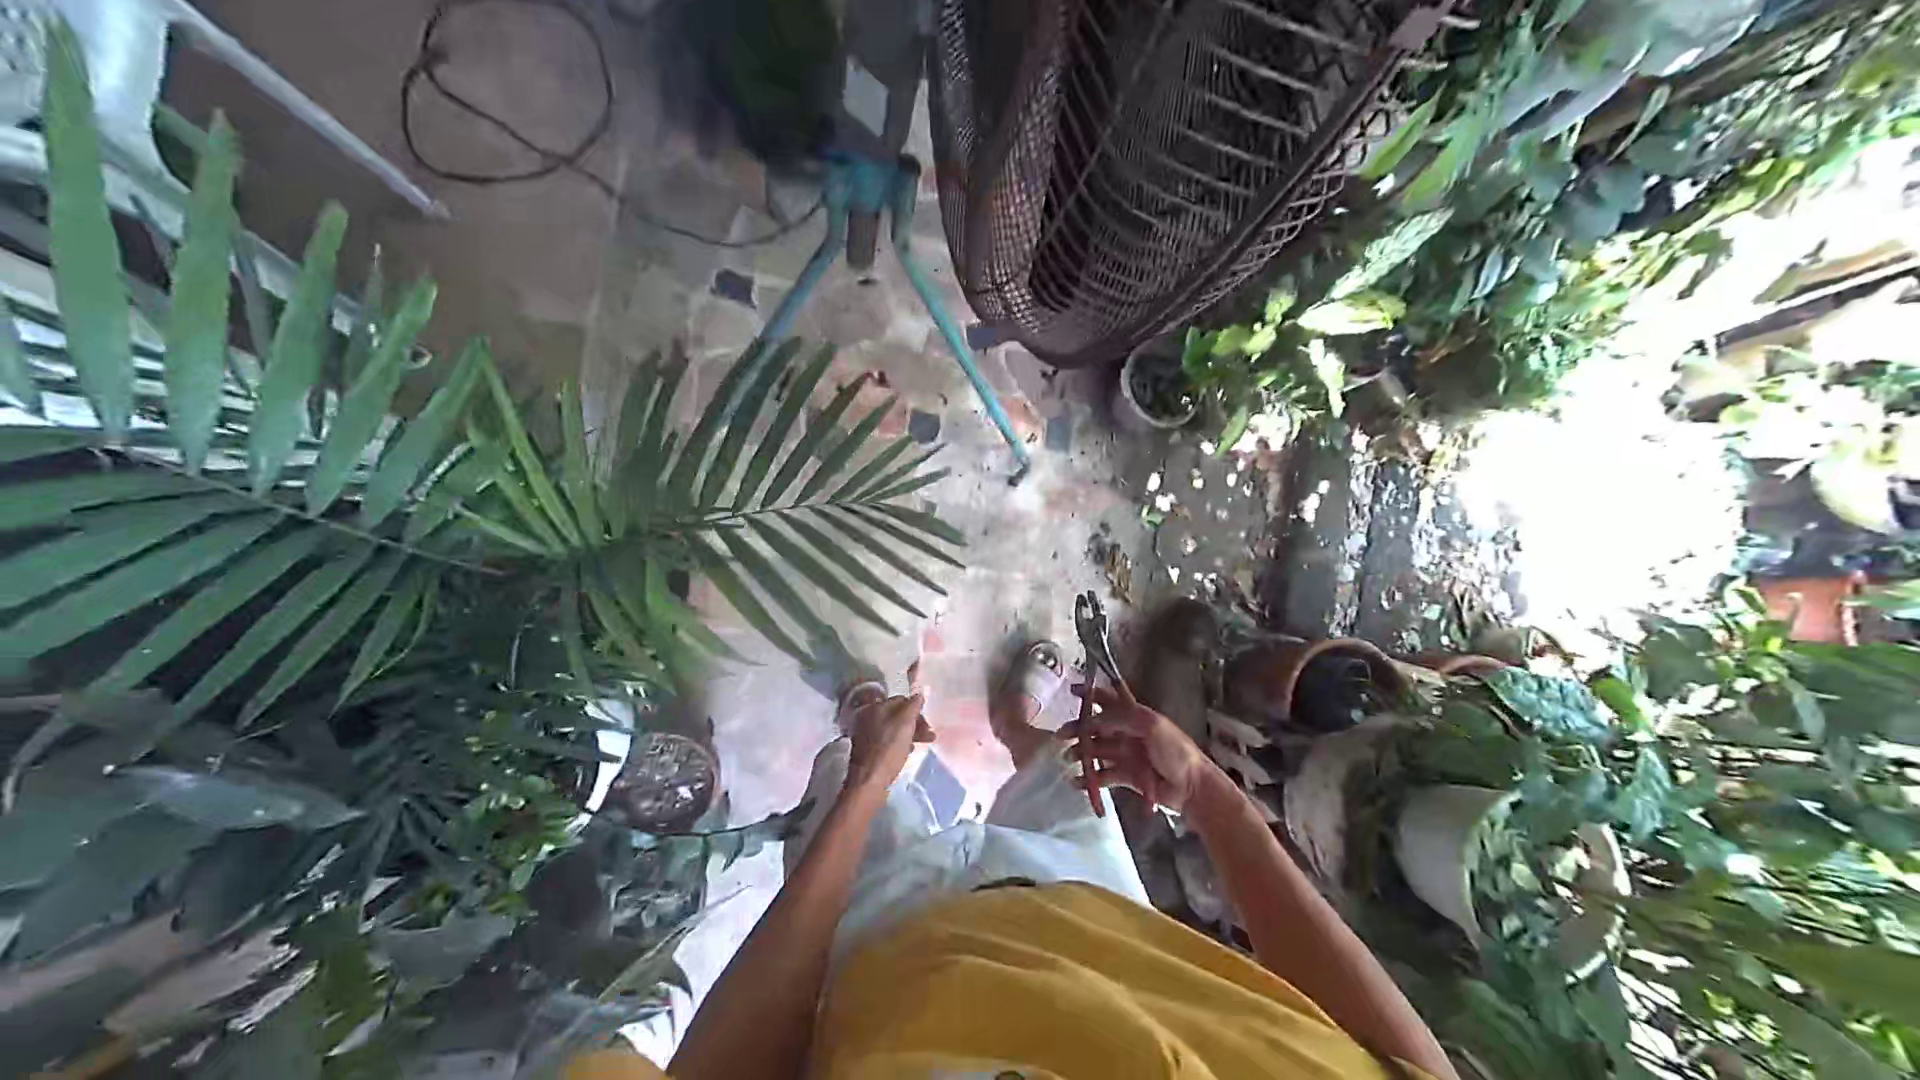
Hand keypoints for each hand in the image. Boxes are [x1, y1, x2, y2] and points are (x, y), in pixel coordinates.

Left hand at [844, 692, 933, 794]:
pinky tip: (909, 752)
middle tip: (930, 735)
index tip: (928, 721)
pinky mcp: (869, 750)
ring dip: (910, 734)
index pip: (901, 700)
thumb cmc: (888, 750)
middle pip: (897, 715)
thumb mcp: (905, 724)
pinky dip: (900, 744)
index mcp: (875, 707)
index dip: (916, 709)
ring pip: (894, 729)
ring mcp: (867, 735)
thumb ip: (913, 706)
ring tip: (923, 744)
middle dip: (915, 723)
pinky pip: (888, 742)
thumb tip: (919, 694)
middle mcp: (868, 718)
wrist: (869, 782)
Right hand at [1062, 681, 1218, 811]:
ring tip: (1068, 759)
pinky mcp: (1128, 776)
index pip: (1110, 699)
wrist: (1193, 787)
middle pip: (1097, 727)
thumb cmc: (1176, 751)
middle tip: (1060, 735)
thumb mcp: (1150, 725)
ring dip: (1081, 753)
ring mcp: (1127, 755)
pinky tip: (1077, 782)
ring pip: (1097, 751)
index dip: (1091, 694)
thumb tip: (1092, 718)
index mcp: (1136, 716)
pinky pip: (1104, 776)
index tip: (1072, 691)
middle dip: (1078, 729)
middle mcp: (1128, 733)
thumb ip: (1120, 717)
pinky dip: (1090, 779)